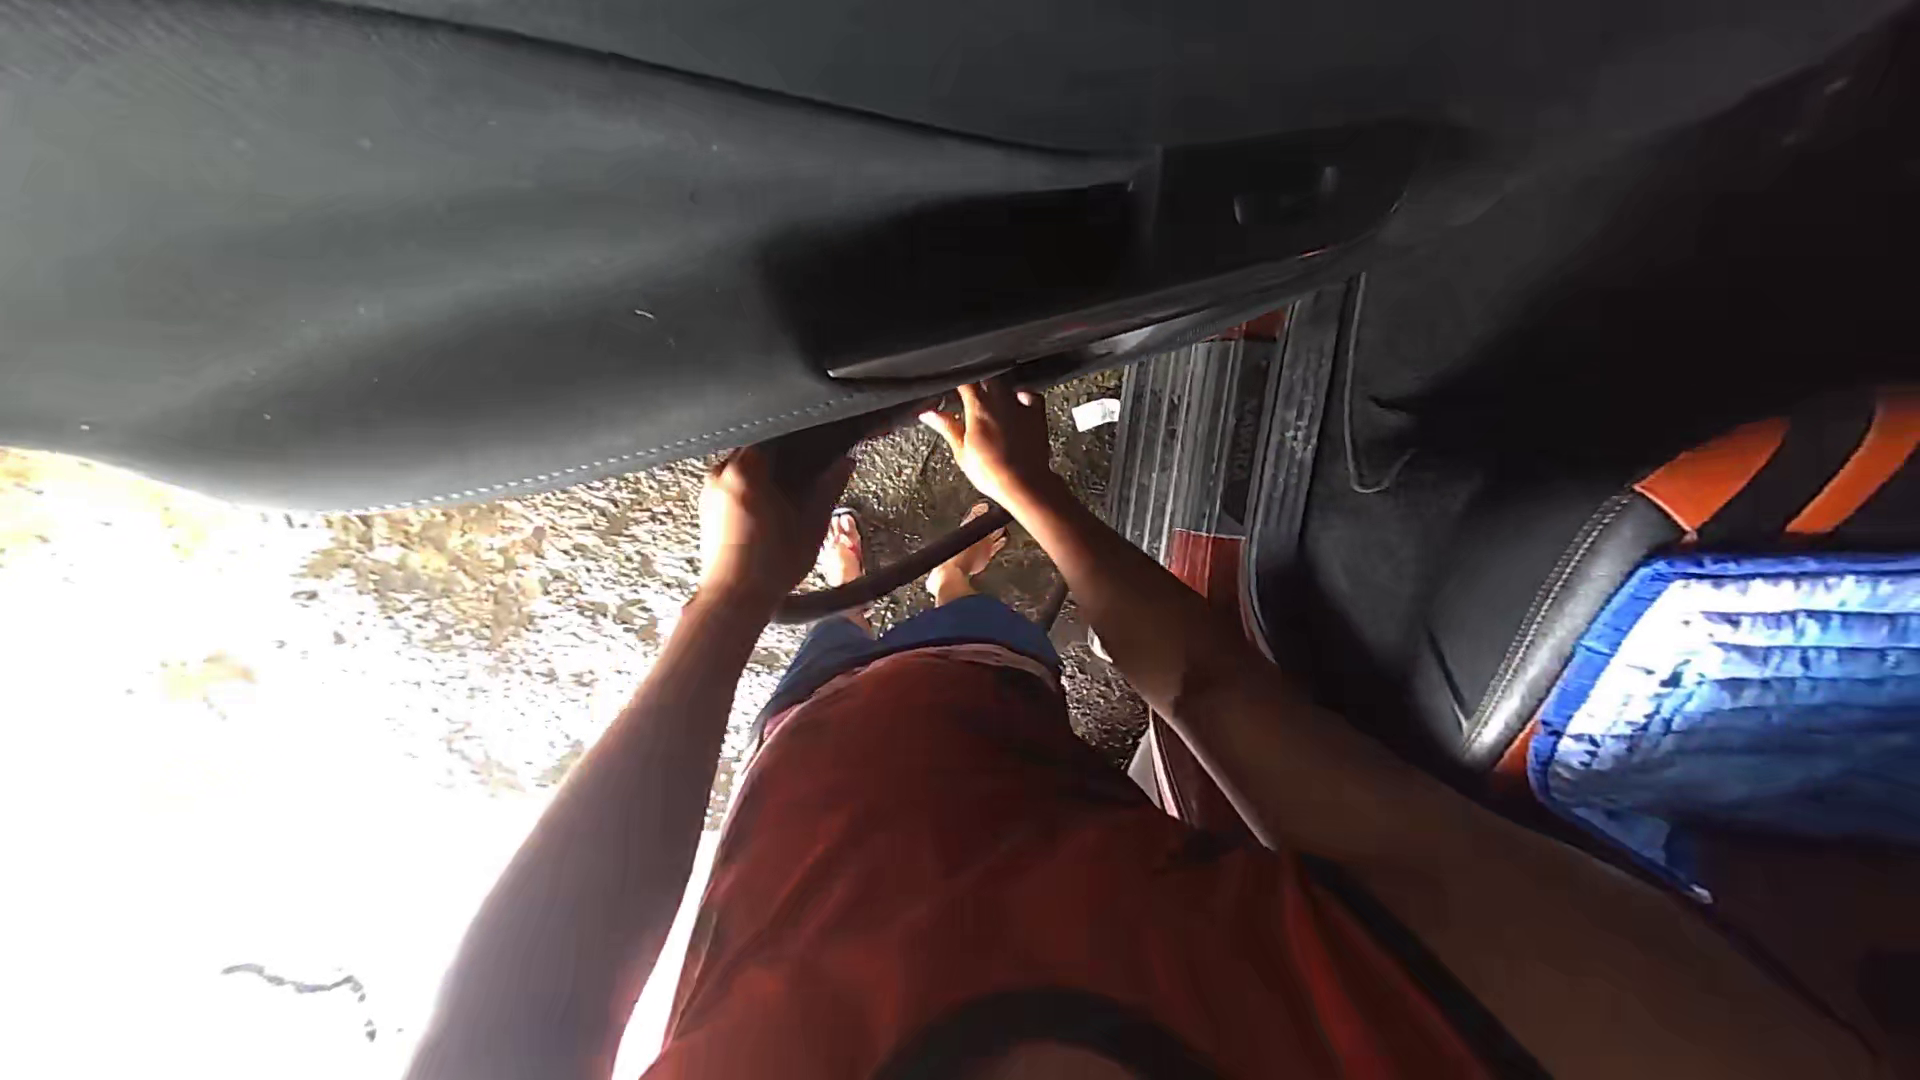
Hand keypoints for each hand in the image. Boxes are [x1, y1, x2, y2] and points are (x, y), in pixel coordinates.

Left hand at [698, 445, 853, 605]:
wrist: (735, 599)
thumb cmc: (770, 567)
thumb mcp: (812, 524)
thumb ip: (829, 488)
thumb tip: (844, 464)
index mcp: (746, 471)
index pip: (776, 438)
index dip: (800, 445)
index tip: (815, 454)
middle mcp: (721, 475)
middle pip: (757, 453)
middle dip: (782, 464)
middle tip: (804, 480)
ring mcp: (709, 494)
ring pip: (743, 471)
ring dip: (766, 480)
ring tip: (788, 501)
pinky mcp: (707, 512)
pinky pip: (732, 489)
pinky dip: (751, 495)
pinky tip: (769, 515)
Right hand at [919, 381, 1059, 509]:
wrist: (1023, 484)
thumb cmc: (992, 472)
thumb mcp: (962, 452)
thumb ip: (947, 427)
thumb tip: (928, 414)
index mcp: (978, 408)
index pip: (964, 382)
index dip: (957, 384)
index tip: (953, 391)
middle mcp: (1000, 401)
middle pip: (986, 379)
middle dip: (977, 385)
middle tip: (970, 401)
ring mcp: (1020, 406)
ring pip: (1006, 385)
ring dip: (997, 390)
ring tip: (991, 405)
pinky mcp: (1036, 415)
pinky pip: (1031, 395)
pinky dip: (1023, 395)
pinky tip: (1018, 402)